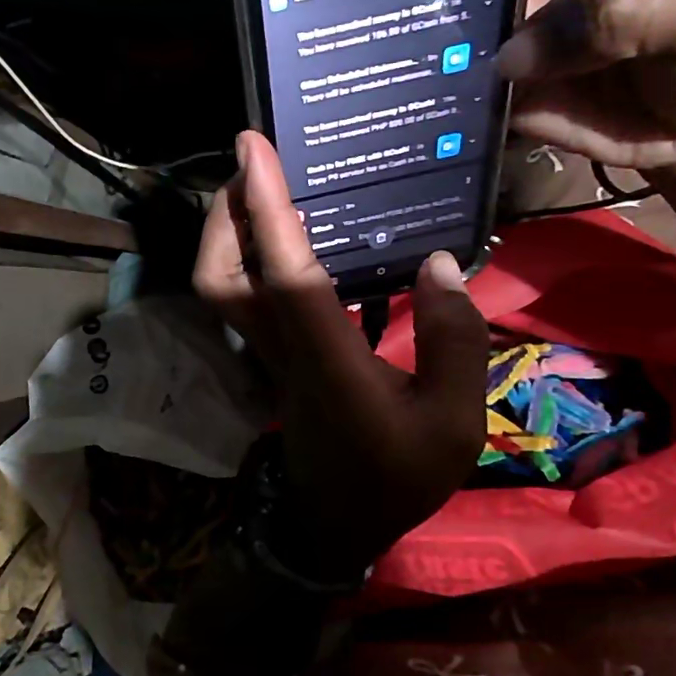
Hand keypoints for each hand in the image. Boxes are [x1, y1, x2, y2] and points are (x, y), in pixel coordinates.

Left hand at [194, 132, 487, 578]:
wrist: (343, 526)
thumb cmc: (400, 476)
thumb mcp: (456, 420)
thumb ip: (455, 340)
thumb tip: (440, 264)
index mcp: (328, 360)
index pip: (285, 272)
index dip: (266, 208)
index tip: (251, 149)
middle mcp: (284, 349)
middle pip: (219, 279)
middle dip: (223, 217)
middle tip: (247, 167)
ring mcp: (270, 355)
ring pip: (223, 290)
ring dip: (230, 235)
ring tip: (265, 191)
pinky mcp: (275, 360)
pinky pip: (249, 299)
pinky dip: (255, 259)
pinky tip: (292, 241)